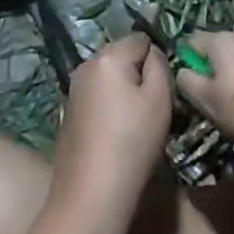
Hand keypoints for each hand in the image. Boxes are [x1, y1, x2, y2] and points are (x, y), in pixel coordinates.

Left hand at [48, 34, 172, 226]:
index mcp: (107, 57)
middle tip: (154, 108)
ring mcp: (73, 89)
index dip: (156, 60)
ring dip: (125, 91)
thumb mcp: (160, 99)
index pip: (140, 39)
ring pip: (110, 78)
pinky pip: (98, 96)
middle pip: (122, 56)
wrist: (91, 194)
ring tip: (137, 124)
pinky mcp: (69, 112)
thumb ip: (159, 65)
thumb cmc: (132, 142)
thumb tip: (152, 53)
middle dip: (139, 74)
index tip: (164, 89)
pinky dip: (110, 107)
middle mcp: (85, 66)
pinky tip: (117, 134)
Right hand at [174, 32, 233, 170]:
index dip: (187, 65)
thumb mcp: (206, 101)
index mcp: (222, 39)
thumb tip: (185, 72)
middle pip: (216, 50)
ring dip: (233, 81)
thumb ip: (186, 81)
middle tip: (214, 105)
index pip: (190, 41)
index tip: (193, 92)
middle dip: (211, 73)